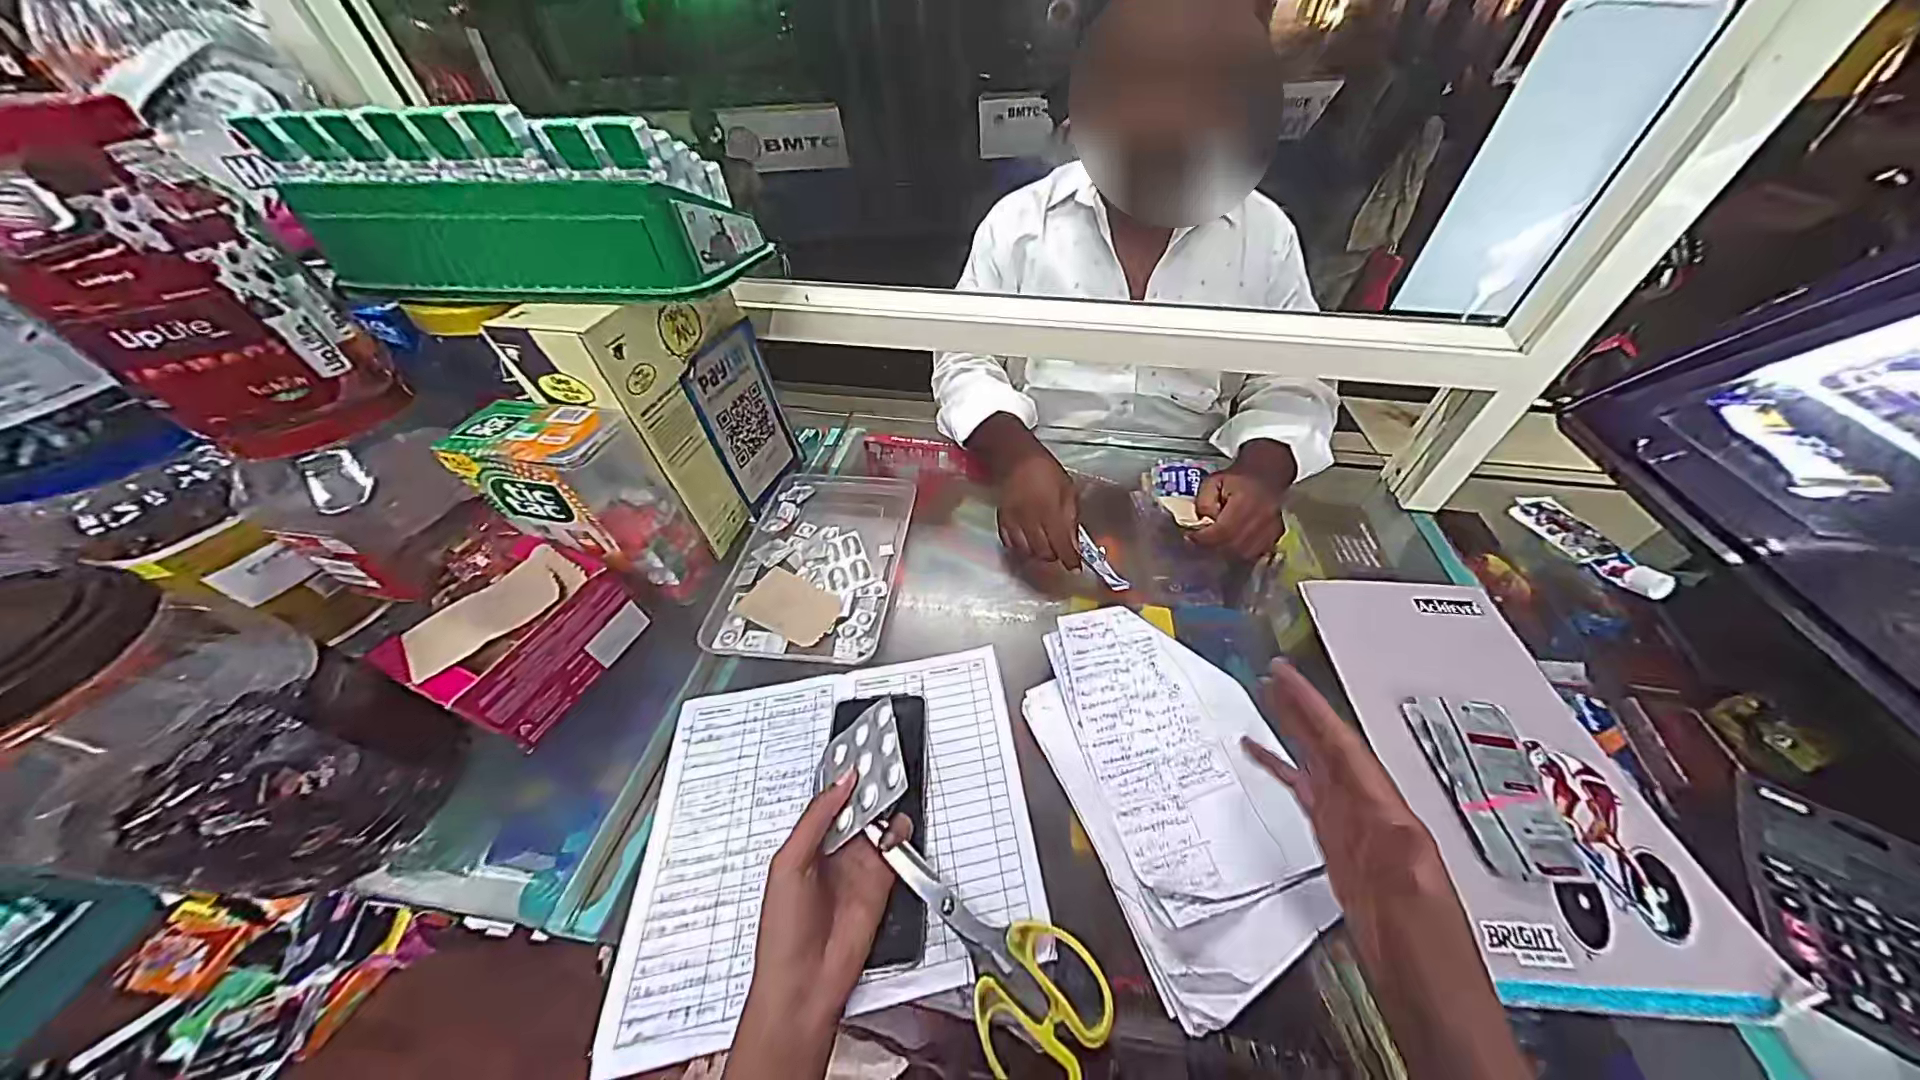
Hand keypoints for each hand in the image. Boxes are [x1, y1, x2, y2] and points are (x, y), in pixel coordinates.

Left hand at [728, 772, 911, 1079]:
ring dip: (885, 807)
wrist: (804, 984)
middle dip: (870, 784)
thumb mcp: (789, 864)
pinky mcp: (880, 880)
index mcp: (809, 839)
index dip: (844, 775)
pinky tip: (890, 834)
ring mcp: (858, 863)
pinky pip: (896, 847)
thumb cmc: (782, 933)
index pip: (831, 796)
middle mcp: (835, 848)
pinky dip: (899, 835)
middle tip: (880, 764)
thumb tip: (840, 782)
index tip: (858, 752)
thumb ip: (817, 818)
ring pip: (879, 821)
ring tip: (886, 798)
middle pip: (859, 804)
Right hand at [968, 413, 1080, 568]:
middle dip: (1055, 555)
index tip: (1075, 566)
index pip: (1062, 546)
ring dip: (1038, 553)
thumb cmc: (1044, 469)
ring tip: (1044, 545)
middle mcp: (1031, 521)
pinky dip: (1020, 547)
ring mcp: (1014, 522)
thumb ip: (1072, 516)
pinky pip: (1010, 543)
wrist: (1014, 457)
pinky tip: (1027, 540)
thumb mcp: (1067, 488)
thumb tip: (1075, 539)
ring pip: (1027, 552)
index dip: (1070, 560)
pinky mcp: (1002, 520)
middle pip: (1044, 553)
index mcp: (1051, 512)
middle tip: (1061, 550)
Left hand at [1191, 439, 1296, 560]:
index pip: (1224, 530)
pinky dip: (1239, 554)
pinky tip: (1229, 547)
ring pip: (1245, 553)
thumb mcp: (1212, 483)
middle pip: (1234, 545)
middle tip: (1198, 542)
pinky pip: (1255, 554)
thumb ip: (1204, 503)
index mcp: (1247, 501)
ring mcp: (1273, 528)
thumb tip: (1204, 524)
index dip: (1204, 538)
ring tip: (1213, 544)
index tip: (1190, 537)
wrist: (1264, 475)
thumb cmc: (1235, 479)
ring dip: (1225, 553)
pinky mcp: (1277, 535)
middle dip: (1212, 547)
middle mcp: (1263, 516)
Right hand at [1241, 660, 1529, 1079]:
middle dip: (1302, 710)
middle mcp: (1371, 816)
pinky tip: (1269, 764)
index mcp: (1389, 818)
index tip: (1288, 677)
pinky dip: (1286, 776)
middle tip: (1273, 677)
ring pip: (1317, 769)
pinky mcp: (1337, 851)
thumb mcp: (1417, 899)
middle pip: (1330, 750)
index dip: (1315, 708)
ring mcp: (1352, 832)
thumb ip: (1396, 849)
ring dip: (1293, 736)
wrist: (1432, 1003)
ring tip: (1267, 705)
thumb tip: (1373, 807)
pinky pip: (1307, 800)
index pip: (1345, 747)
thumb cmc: (1430, 957)